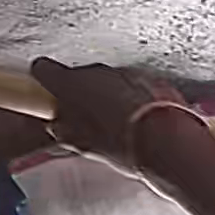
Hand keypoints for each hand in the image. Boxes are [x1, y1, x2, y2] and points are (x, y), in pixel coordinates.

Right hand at [28, 57, 194, 175]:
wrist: (171, 145)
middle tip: (85, 118)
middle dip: (81, 93)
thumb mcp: (80, 144)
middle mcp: (94, 71)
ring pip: (108, 80)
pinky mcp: (153, 80)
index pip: (43, 68)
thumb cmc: (121, 143)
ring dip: (109, 95)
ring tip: (116, 124)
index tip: (47, 90)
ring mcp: (125, 73)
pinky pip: (135, 86)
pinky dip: (134, 97)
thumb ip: (62, 129)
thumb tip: (58, 127)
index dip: (44, 79)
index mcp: (68, 82)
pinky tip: (140, 120)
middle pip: (79, 75)